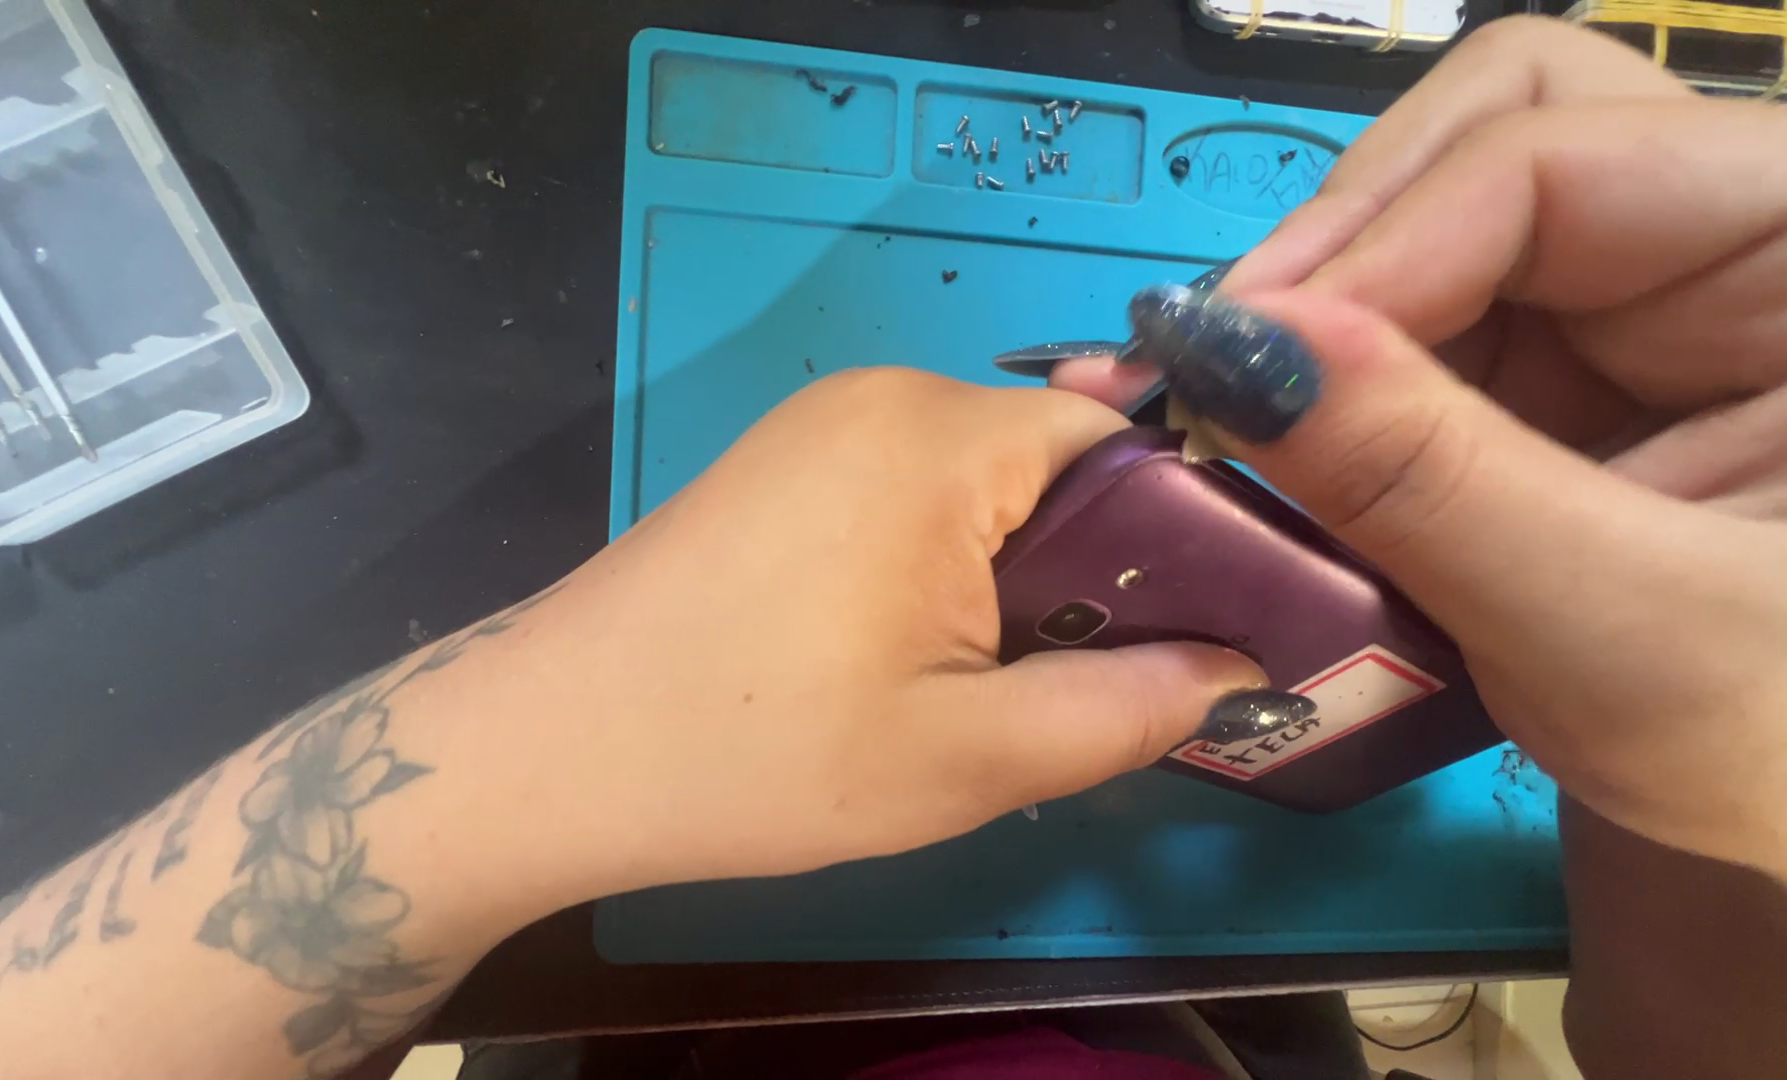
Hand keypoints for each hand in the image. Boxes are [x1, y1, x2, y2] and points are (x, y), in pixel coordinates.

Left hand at [475, 369, 1265, 905]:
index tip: (1175, 633)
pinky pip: (915, 486)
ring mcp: (826, 421)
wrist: (549, 748)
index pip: (1120, 444)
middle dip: (1084, 567)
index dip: (1171, 539)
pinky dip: (946, 555)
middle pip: (1051, 460)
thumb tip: (1237, 669)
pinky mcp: (787, 459)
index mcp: (940, 438)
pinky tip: (902, 635)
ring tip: (975, 668)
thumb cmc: (758, 754)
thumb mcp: (970, 756)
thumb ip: (1127, 709)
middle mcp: (886, 396)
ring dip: (1011, 569)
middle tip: (1062, 674)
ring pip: (984, 479)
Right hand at [1056, 19, 1786, 922]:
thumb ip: (1418, 480)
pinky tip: (1277, 432)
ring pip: (1424, 222)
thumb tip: (1223, 352)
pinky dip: (1322, 370)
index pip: (1550, 159)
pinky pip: (1404, 320)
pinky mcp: (1545, 369)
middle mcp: (1738, 231)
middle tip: (1225, 363)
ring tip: (1232, 403)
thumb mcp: (1617, 631)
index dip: (1364, 254)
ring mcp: (1626, 299)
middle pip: (1487, 136)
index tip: (1227, 370)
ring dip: (1311, 310)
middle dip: (1333, 247)